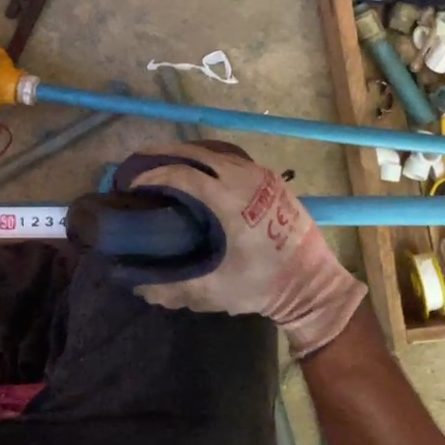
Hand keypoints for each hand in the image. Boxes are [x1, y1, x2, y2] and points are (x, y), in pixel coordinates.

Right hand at [121, 144, 366, 357]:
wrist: (312, 284)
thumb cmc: (263, 286)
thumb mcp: (215, 291)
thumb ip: (173, 290)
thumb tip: (138, 287)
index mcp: (230, 200)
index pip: (182, 174)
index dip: (152, 175)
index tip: (131, 183)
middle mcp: (245, 178)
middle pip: (197, 152)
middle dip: (165, 154)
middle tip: (139, 161)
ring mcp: (262, 176)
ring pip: (217, 153)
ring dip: (189, 154)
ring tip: (165, 164)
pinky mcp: (273, 180)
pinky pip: (234, 159)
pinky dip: (211, 160)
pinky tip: (200, 173)